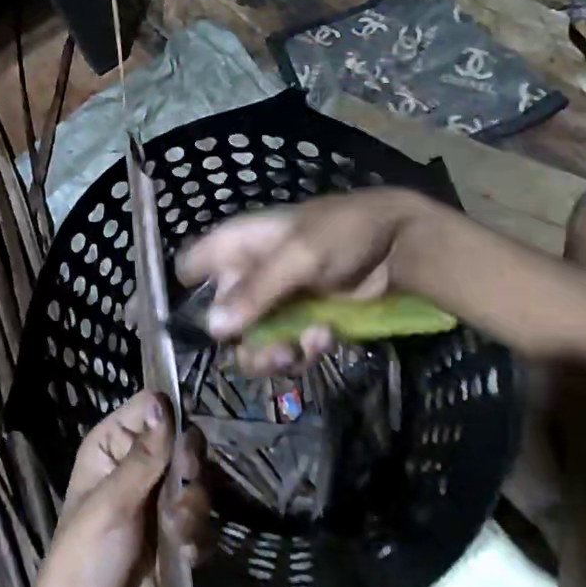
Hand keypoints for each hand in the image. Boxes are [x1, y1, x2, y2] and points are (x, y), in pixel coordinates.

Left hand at [10, 391, 210, 586]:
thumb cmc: (85, 562)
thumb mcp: (110, 504)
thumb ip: (143, 456)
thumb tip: (162, 400)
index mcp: (109, 449)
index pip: (149, 409)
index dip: (170, 418)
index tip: (181, 442)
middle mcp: (136, 469)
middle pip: (183, 443)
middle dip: (190, 466)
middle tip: (184, 486)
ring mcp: (159, 505)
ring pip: (198, 482)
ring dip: (195, 506)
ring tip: (178, 533)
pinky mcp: (178, 540)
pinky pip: (204, 522)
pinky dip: (199, 537)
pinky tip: (185, 557)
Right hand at [176, 188, 447, 374]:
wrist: (401, 244)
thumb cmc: (343, 233)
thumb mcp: (298, 257)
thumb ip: (255, 293)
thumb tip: (212, 329)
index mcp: (237, 246)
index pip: (190, 267)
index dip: (184, 294)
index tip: (192, 325)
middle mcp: (248, 275)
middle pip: (221, 321)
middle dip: (244, 342)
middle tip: (275, 351)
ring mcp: (275, 301)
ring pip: (251, 342)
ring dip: (274, 353)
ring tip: (303, 348)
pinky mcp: (301, 321)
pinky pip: (285, 347)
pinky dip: (304, 349)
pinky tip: (326, 336)